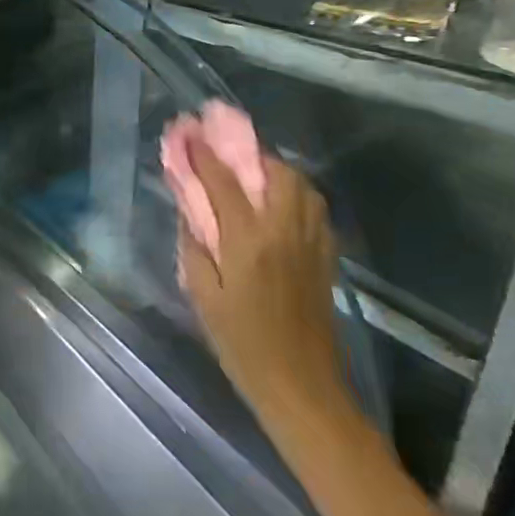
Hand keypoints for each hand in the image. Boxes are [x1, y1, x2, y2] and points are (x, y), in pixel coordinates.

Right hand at [174, 146, 344, 413]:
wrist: (300, 384)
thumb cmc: (241, 342)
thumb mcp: (202, 295)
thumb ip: (193, 245)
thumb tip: (189, 210)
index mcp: (248, 241)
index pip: (223, 182)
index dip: (203, 154)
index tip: (188, 131)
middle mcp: (285, 231)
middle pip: (275, 172)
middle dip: (248, 154)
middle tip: (226, 156)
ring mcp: (312, 242)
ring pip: (302, 186)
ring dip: (276, 171)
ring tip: (253, 175)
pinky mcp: (327, 256)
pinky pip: (315, 207)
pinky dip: (296, 193)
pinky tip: (279, 204)